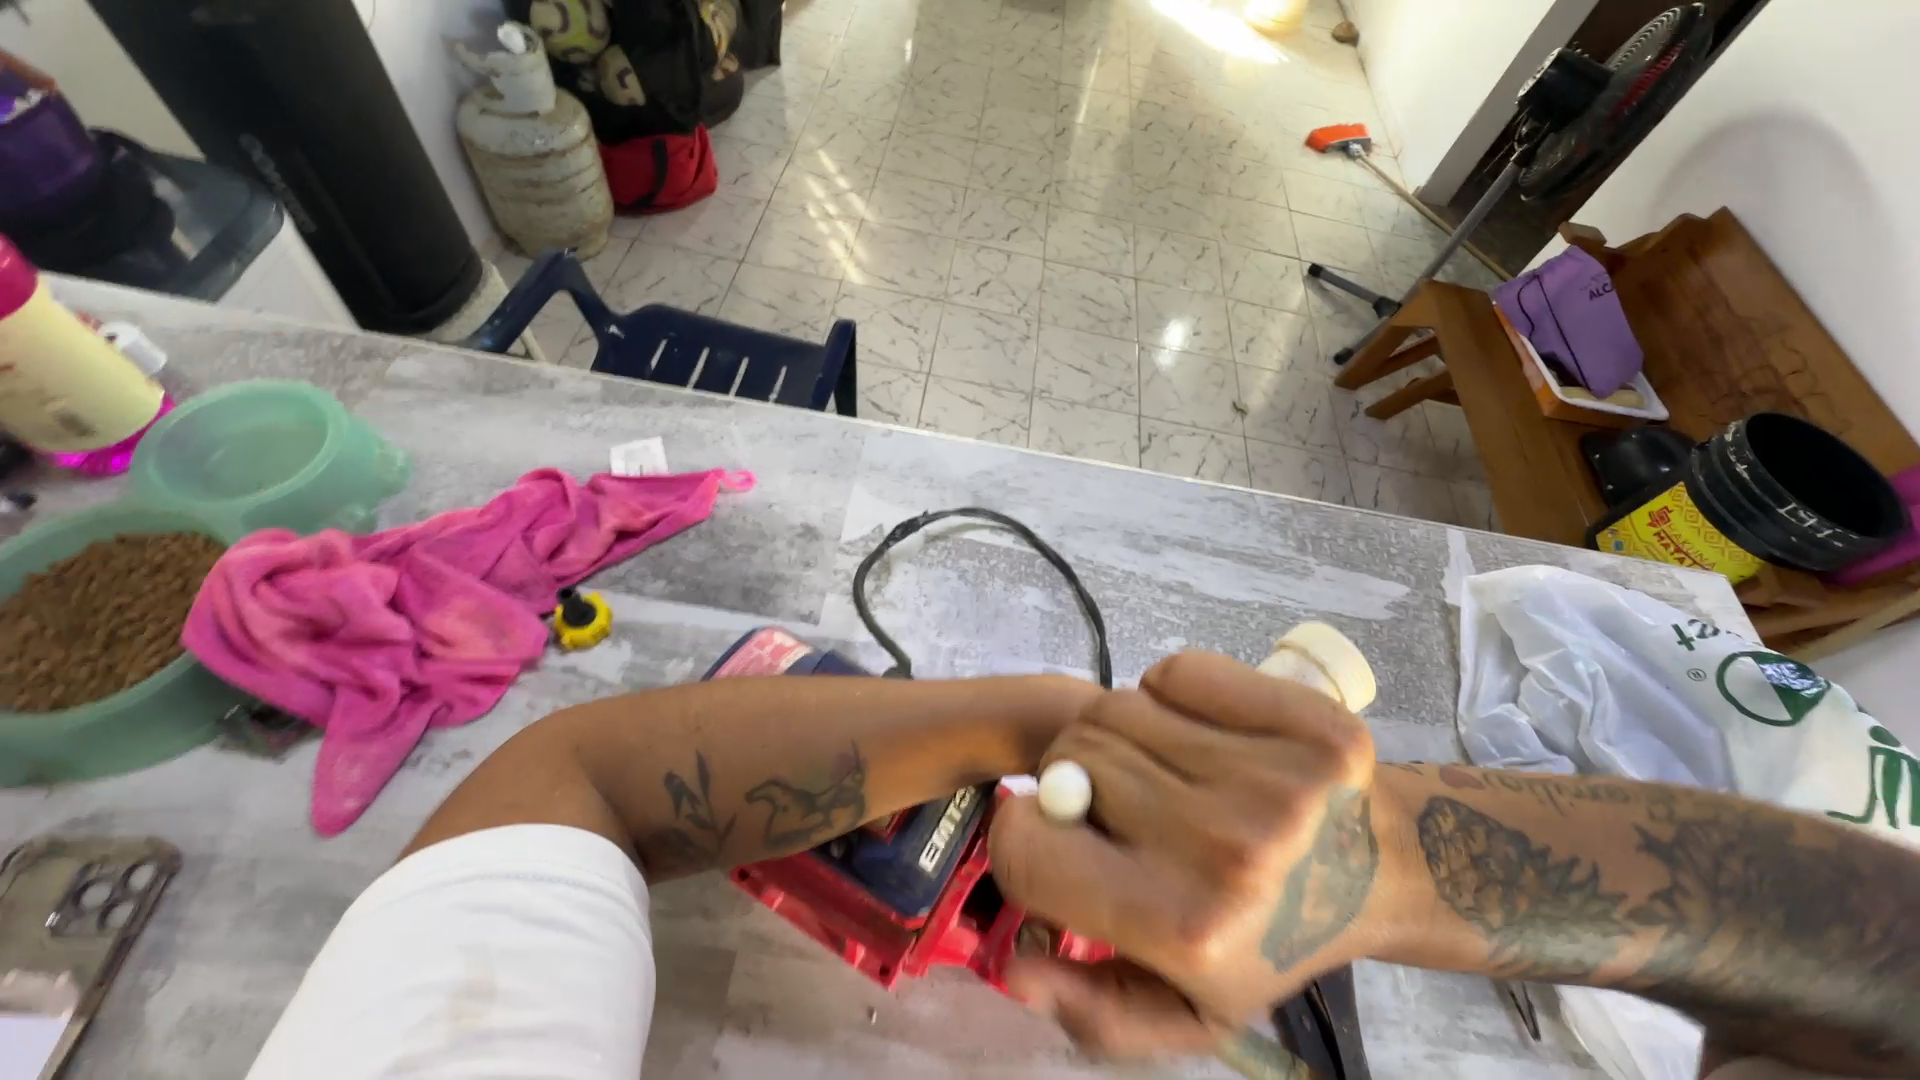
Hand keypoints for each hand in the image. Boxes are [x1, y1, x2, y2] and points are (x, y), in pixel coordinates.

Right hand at [988, 651, 1396, 1057]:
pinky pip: (1177, 672)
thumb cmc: (1271, 943)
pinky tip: (1193, 731)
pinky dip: (1166, 693)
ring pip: (1117, 708)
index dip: (1021, 840)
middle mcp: (1225, 848)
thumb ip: (1094, 1007)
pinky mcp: (1309, 723)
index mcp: (1184, 925)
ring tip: (1154, 766)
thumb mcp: (1185, 1011)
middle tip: (1110, 801)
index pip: (1028, 847)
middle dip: (1071, 779)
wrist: (1386, 874)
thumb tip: (1019, 966)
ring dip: (1116, 734)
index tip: (1054, 839)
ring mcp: (1274, 778)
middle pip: (1073, 758)